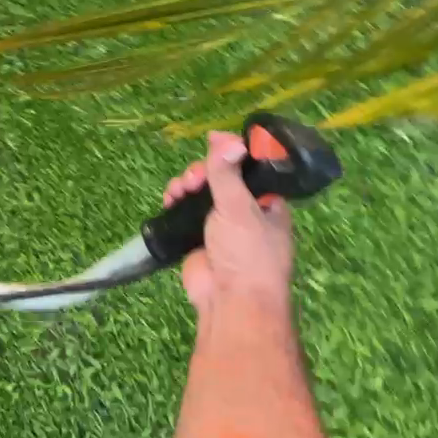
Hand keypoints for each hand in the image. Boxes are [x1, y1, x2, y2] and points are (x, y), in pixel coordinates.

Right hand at [162, 130, 295, 316]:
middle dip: (201, 173)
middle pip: (219, 178)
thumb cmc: (246, 252)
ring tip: (177, 192)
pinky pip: (185, 209)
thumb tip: (226, 137)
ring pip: (200, 192)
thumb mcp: (238, 206)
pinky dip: (176, 201)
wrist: (230, 300)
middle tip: (193, 180)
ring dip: (186, 185)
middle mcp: (246, 213)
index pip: (248, 169)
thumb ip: (227, 171)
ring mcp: (222, 226)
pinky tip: (169, 201)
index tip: (212, 146)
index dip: (230, 156)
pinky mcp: (199, 236)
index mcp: (268, 206)